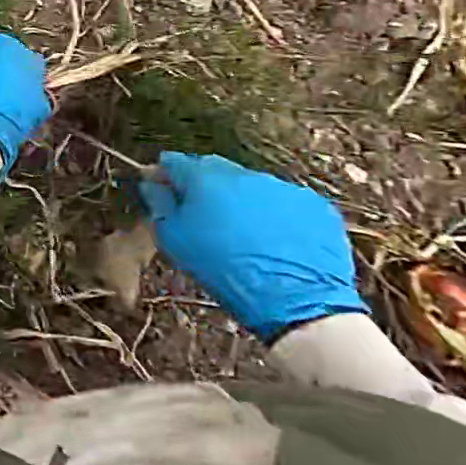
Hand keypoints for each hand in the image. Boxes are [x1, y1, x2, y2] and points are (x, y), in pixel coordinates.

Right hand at [137, 153, 366, 342]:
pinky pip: (283, 203)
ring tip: (241, 237)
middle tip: (201, 220)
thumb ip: (160, 206)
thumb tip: (152, 184)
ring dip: (238, 201)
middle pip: (212, 170)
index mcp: (205, 177)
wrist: (296, 302)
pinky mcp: (313, 206)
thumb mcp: (174, 241)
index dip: (163, 177)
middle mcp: (243, 173)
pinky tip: (272, 243)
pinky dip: (273, 216)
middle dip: (202, 188)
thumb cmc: (223, 270)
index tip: (162, 194)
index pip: (173, 162)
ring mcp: (281, 187)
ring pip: (248, 186)